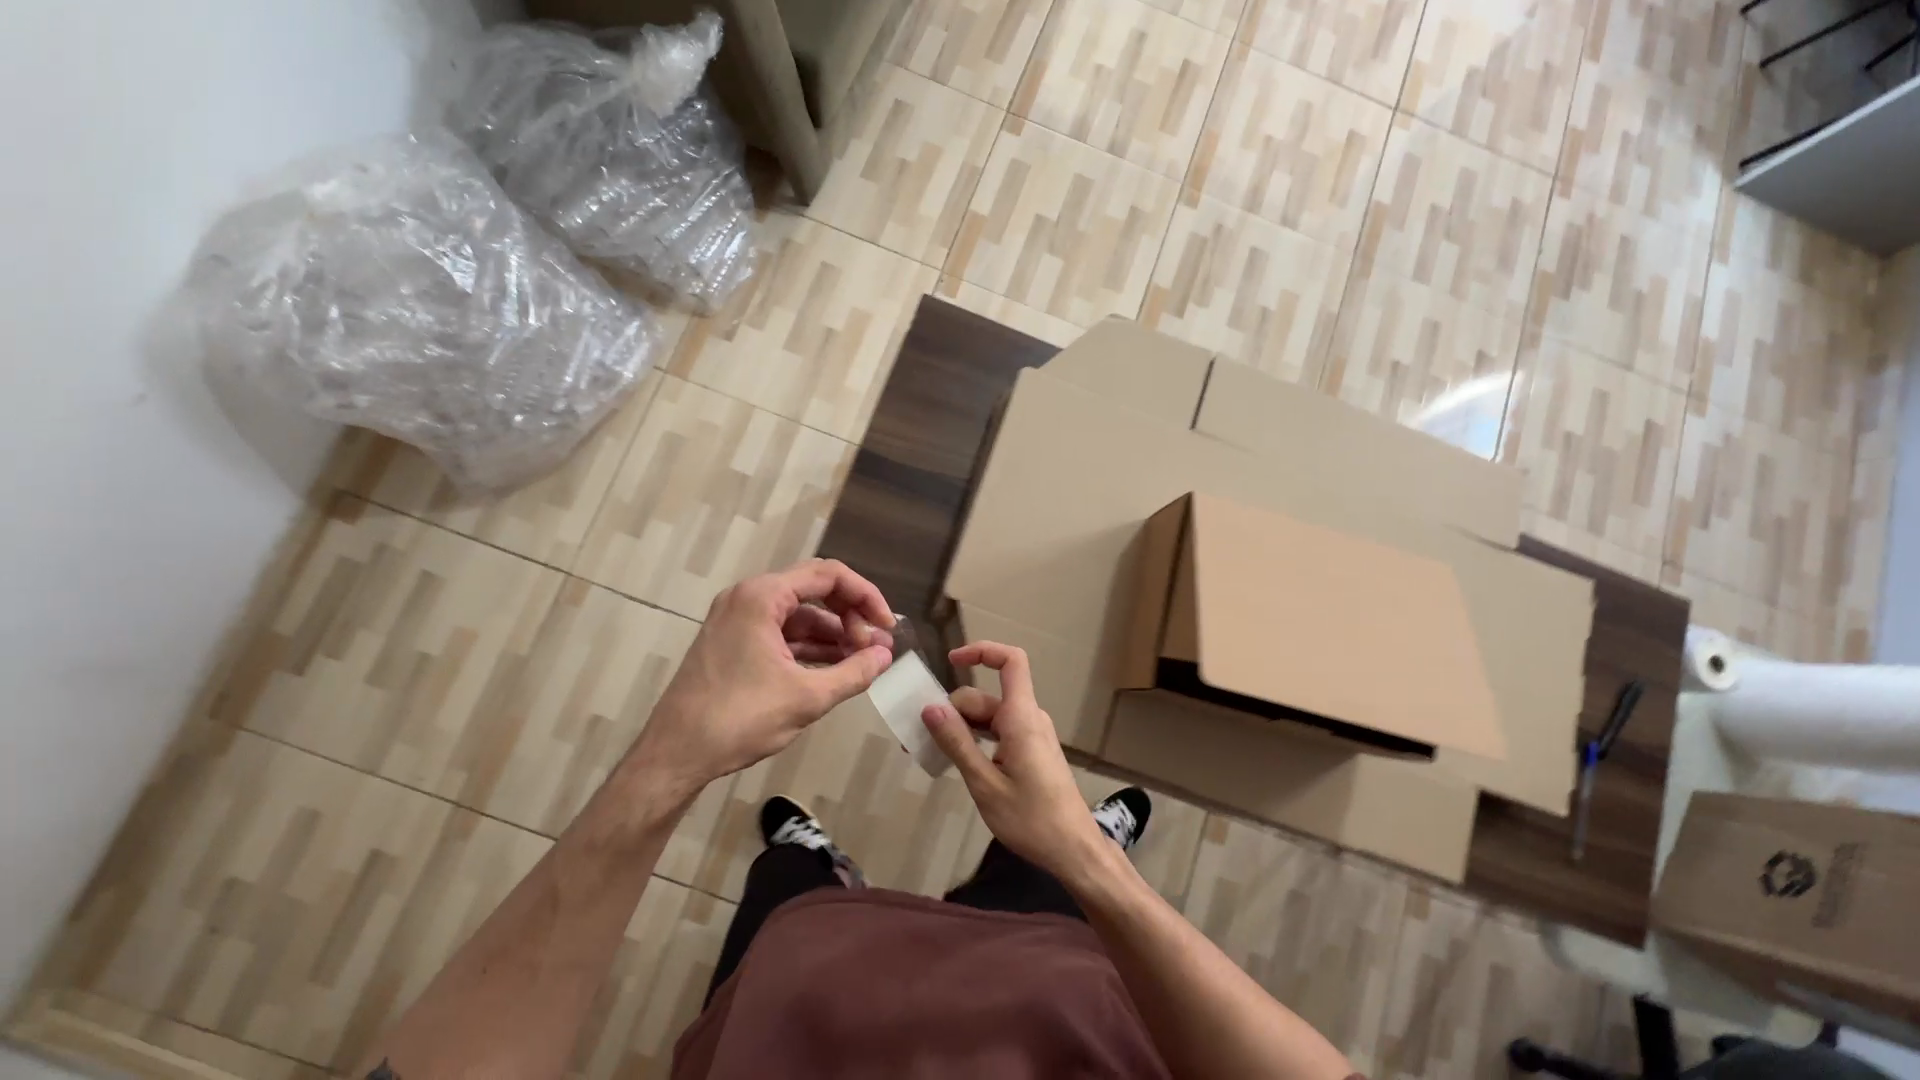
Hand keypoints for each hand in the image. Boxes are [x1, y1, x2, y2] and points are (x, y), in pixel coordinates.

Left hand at [633, 559, 895, 797]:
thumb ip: (853, 672)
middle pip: (814, 590)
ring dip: (833, 635)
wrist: (675, 753)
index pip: (829, 575)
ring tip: (864, 662)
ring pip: (799, 615)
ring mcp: (737, 620)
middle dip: (851, 616)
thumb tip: (885, 655)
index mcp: (762, 596)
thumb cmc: (740, 718)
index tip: (887, 627)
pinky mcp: (733, 643)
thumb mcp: (806, 697)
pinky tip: (835, 669)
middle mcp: (747, 597)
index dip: (866, 597)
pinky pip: (781, 633)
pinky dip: (809, 647)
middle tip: (876, 648)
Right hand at [921, 642, 1109, 880]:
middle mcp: (1029, 719)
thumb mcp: (985, 784)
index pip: (1011, 662)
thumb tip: (930, 707)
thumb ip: (958, 743)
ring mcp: (1032, 736)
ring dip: (960, 729)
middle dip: (951, 711)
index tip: (950, 662)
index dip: (982, 651)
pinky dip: (975, 741)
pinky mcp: (1031, 753)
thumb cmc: (1031, 819)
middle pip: (986, 698)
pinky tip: (956, 762)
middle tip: (916, 740)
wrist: (1073, 850)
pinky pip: (998, 734)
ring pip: (989, 718)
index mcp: (1022, 718)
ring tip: (928, 753)